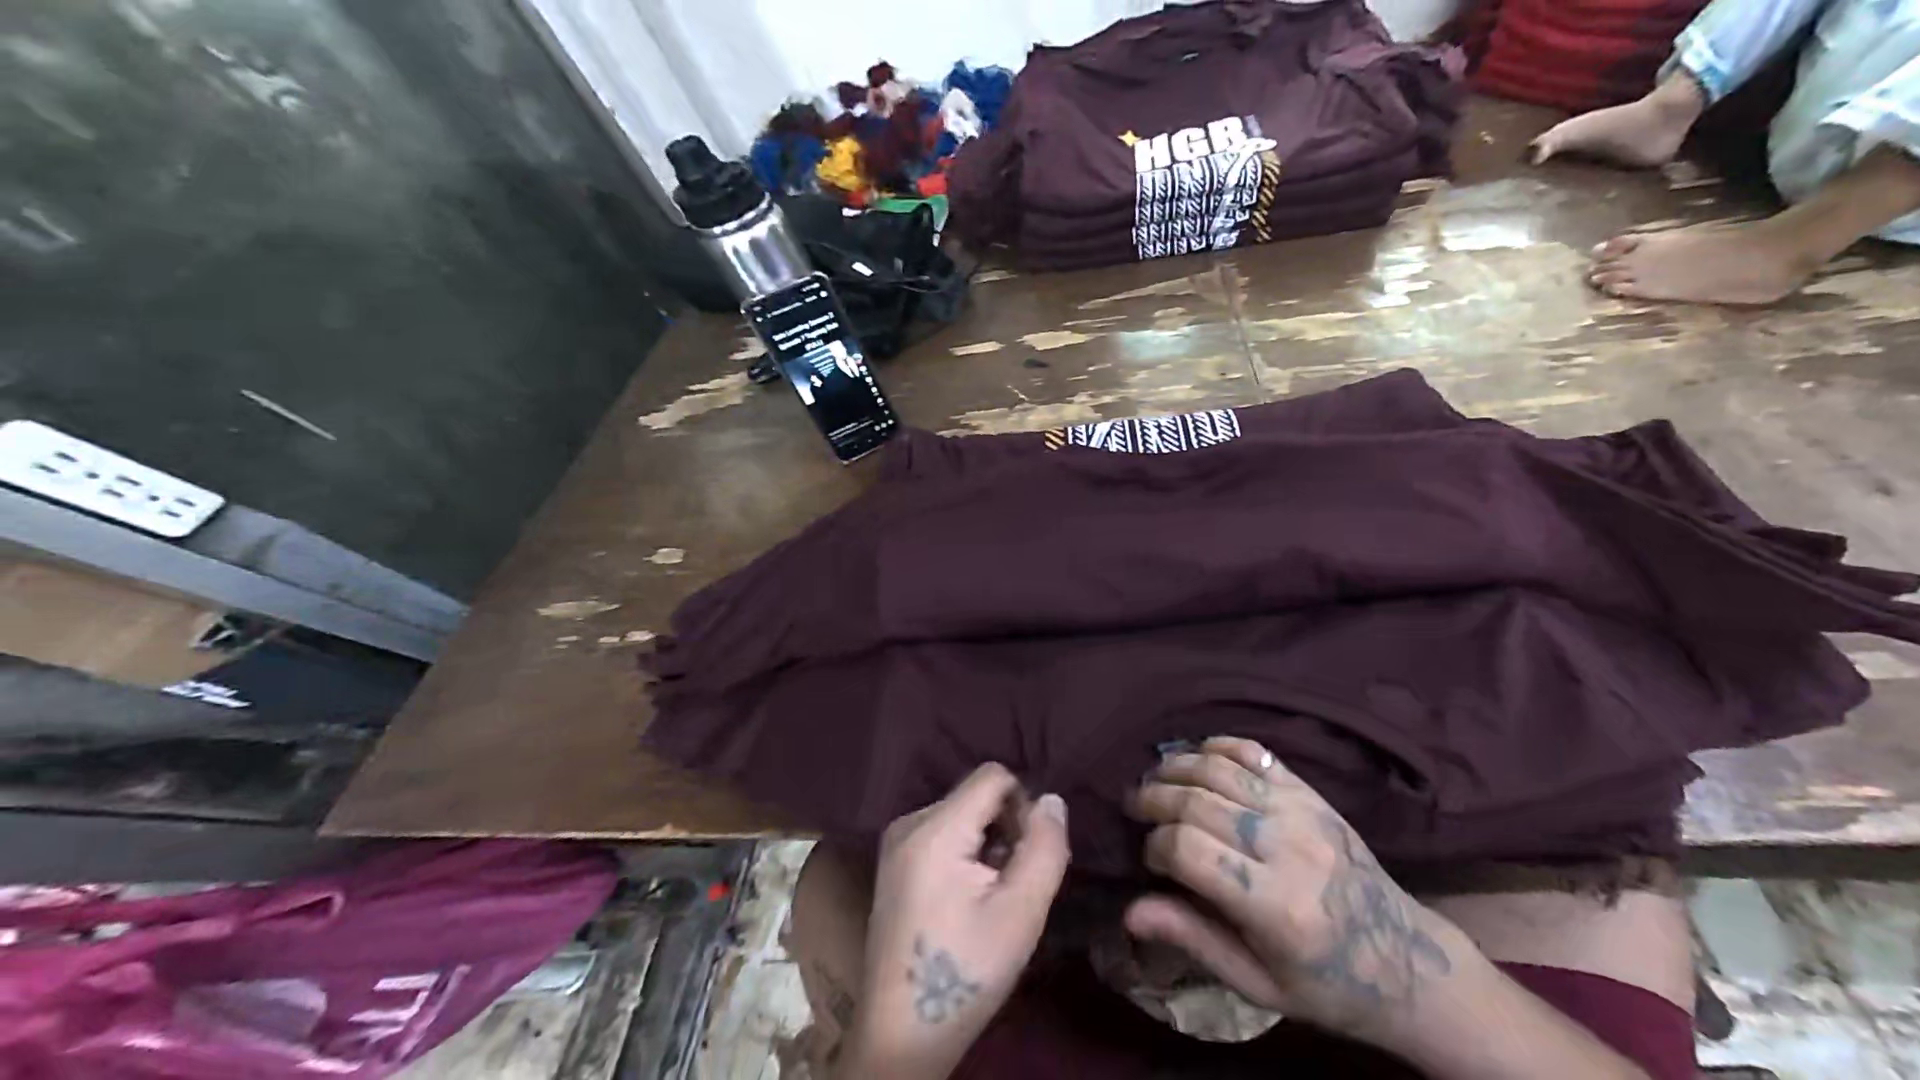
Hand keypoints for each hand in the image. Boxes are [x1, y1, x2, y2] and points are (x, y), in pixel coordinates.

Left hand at [841, 763, 1070, 1079]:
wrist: (901, 1032)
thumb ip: (1044, 847)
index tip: (1029, 855)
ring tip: (993, 897)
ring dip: (987, 844)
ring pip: (960, 815)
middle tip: (1016, 883)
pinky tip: (968, 901)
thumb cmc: (966, 971)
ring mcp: (895, 842)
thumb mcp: (1021, 912)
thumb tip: (1051, 798)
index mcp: (934, 828)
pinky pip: (941, 834)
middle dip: (1006, 827)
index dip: (1023, 806)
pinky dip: (964, 854)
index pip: (992, 776)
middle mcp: (908, 822)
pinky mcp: (893, 863)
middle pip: (975, 795)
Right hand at [1124, 737, 1458, 1043]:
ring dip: (1175, 767)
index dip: (1154, 847)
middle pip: (1196, 801)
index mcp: (1274, 905)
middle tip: (1134, 806)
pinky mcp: (1311, 793)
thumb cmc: (1324, 984)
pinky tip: (1196, 758)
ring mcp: (1302, 812)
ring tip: (1154, 779)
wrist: (1408, 961)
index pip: (1187, 849)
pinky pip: (1254, 753)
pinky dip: (1217, 746)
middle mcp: (1287, 847)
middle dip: (1153, 798)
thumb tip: (1129, 912)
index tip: (1149, 859)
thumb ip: (1192, 938)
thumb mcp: (1256, 983)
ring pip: (1219, 769)